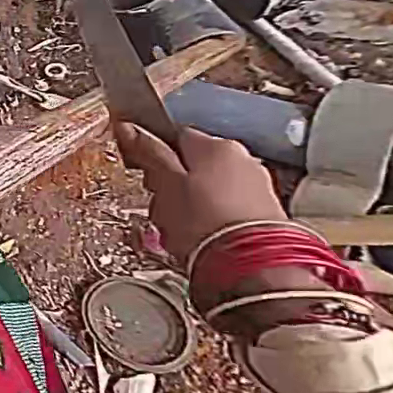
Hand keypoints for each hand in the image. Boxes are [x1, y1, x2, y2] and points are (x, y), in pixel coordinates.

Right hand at [114, 124, 287, 265]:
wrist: (251, 266)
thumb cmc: (202, 218)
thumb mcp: (164, 181)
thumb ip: (148, 151)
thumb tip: (129, 127)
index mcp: (216, 145)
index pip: (174, 135)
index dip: (151, 152)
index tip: (140, 170)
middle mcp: (242, 158)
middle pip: (191, 160)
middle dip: (169, 177)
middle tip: (156, 198)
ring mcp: (256, 185)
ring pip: (205, 183)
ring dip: (186, 197)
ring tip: (175, 220)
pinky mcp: (263, 211)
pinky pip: (222, 203)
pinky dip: (206, 213)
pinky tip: (196, 230)